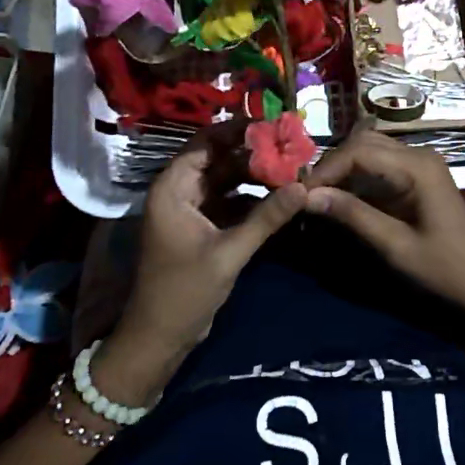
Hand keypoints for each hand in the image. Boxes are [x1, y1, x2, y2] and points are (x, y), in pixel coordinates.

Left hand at [120, 130, 305, 353]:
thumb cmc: (184, 290)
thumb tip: (303, 187)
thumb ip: (266, 218)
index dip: (238, 131)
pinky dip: (253, 197)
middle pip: (219, 159)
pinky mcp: (203, 227)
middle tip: (292, 148)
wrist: (161, 336)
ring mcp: (191, 209)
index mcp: (173, 188)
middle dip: (254, 153)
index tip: (274, 127)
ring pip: (227, 180)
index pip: (205, 143)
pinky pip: (230, 201)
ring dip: (256, 175)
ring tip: (292, 169)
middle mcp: (180, 191)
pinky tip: (281, 196)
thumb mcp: (229, 252)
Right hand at [303, 131, 464, 313]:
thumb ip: (352, 215)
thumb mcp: (393, 245)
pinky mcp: (418, 175)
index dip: (327, 169)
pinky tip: (340, 196)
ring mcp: (420, 162)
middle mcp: (419, 154)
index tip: (302, 194)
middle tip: (306, 194)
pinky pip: (380, 163)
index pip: (359, 151)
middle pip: (363, 143)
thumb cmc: (441, 267)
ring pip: (369, 149)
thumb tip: (307, 196)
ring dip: (342, 168)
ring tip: (318, 196)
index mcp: (418, 167)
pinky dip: (357, 175)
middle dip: (332, 165)